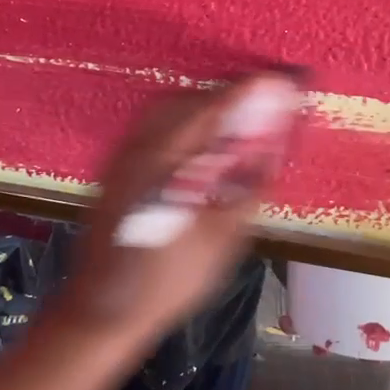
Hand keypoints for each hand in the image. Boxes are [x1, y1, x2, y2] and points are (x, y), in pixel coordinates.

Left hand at [49, 71, 302, 347]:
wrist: (102, 309)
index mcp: (165, 161)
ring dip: (205, 108)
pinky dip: (183, 124)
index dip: (254, 91)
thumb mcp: (221, 239)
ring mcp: (121, 157)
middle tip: (266, 105)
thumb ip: (247, 185)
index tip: (287, 81)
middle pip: (188, 101)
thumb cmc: (167, 282)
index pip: (215, 107)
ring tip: (239, 125)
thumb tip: (271, 144)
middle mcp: (138, 148)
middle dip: (229, 96)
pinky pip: (152, 128)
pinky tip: (202, 147)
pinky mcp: (114, 170)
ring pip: (166, 111)